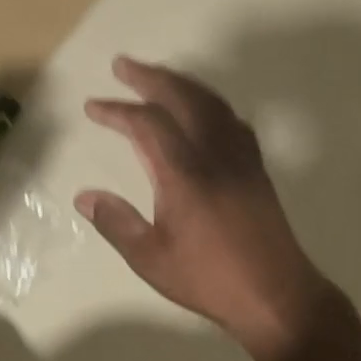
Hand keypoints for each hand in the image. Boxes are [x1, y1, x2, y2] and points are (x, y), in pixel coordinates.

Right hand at [79, 56, 330, 360]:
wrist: (275, 294)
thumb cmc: (207, 279)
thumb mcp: (149, 258)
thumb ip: (116, 222)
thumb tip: (85, 196)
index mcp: (185, 174)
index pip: (148, 125)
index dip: (118, 111)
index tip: (92, 107)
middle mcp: (215, 155)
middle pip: (184, 99)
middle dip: (151, 78)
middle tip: (122, 65)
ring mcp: (241, 160)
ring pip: (212, 104)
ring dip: (181, 85)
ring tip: (157, 79)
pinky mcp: (256, 171)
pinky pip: (232, 121)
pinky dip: (209, 105)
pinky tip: (201, 113)